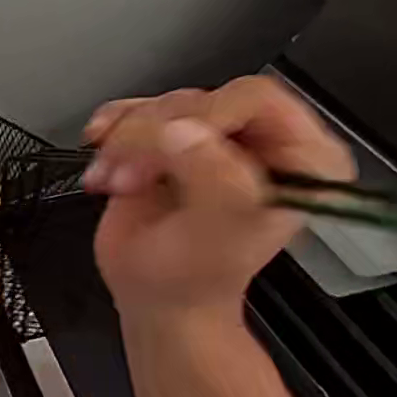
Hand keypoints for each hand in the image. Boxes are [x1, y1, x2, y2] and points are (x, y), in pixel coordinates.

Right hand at [81, 76, 353, 326]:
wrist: (152, 297)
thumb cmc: (191, 278)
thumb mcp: (214, 238)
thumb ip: (213, 182)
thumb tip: (179, 133)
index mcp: (297, 159)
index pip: (254, 99)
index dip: (205, 115)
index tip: (165, 149)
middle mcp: (256, 141)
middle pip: (198, 100)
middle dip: (152, 136)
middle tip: (130, 177)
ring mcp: (206, 139)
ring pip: (159, 105)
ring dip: (125, 141)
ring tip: (117, 182)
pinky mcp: (162, 141)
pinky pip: (132, 110)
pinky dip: (109, 127)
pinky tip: (99, 152)